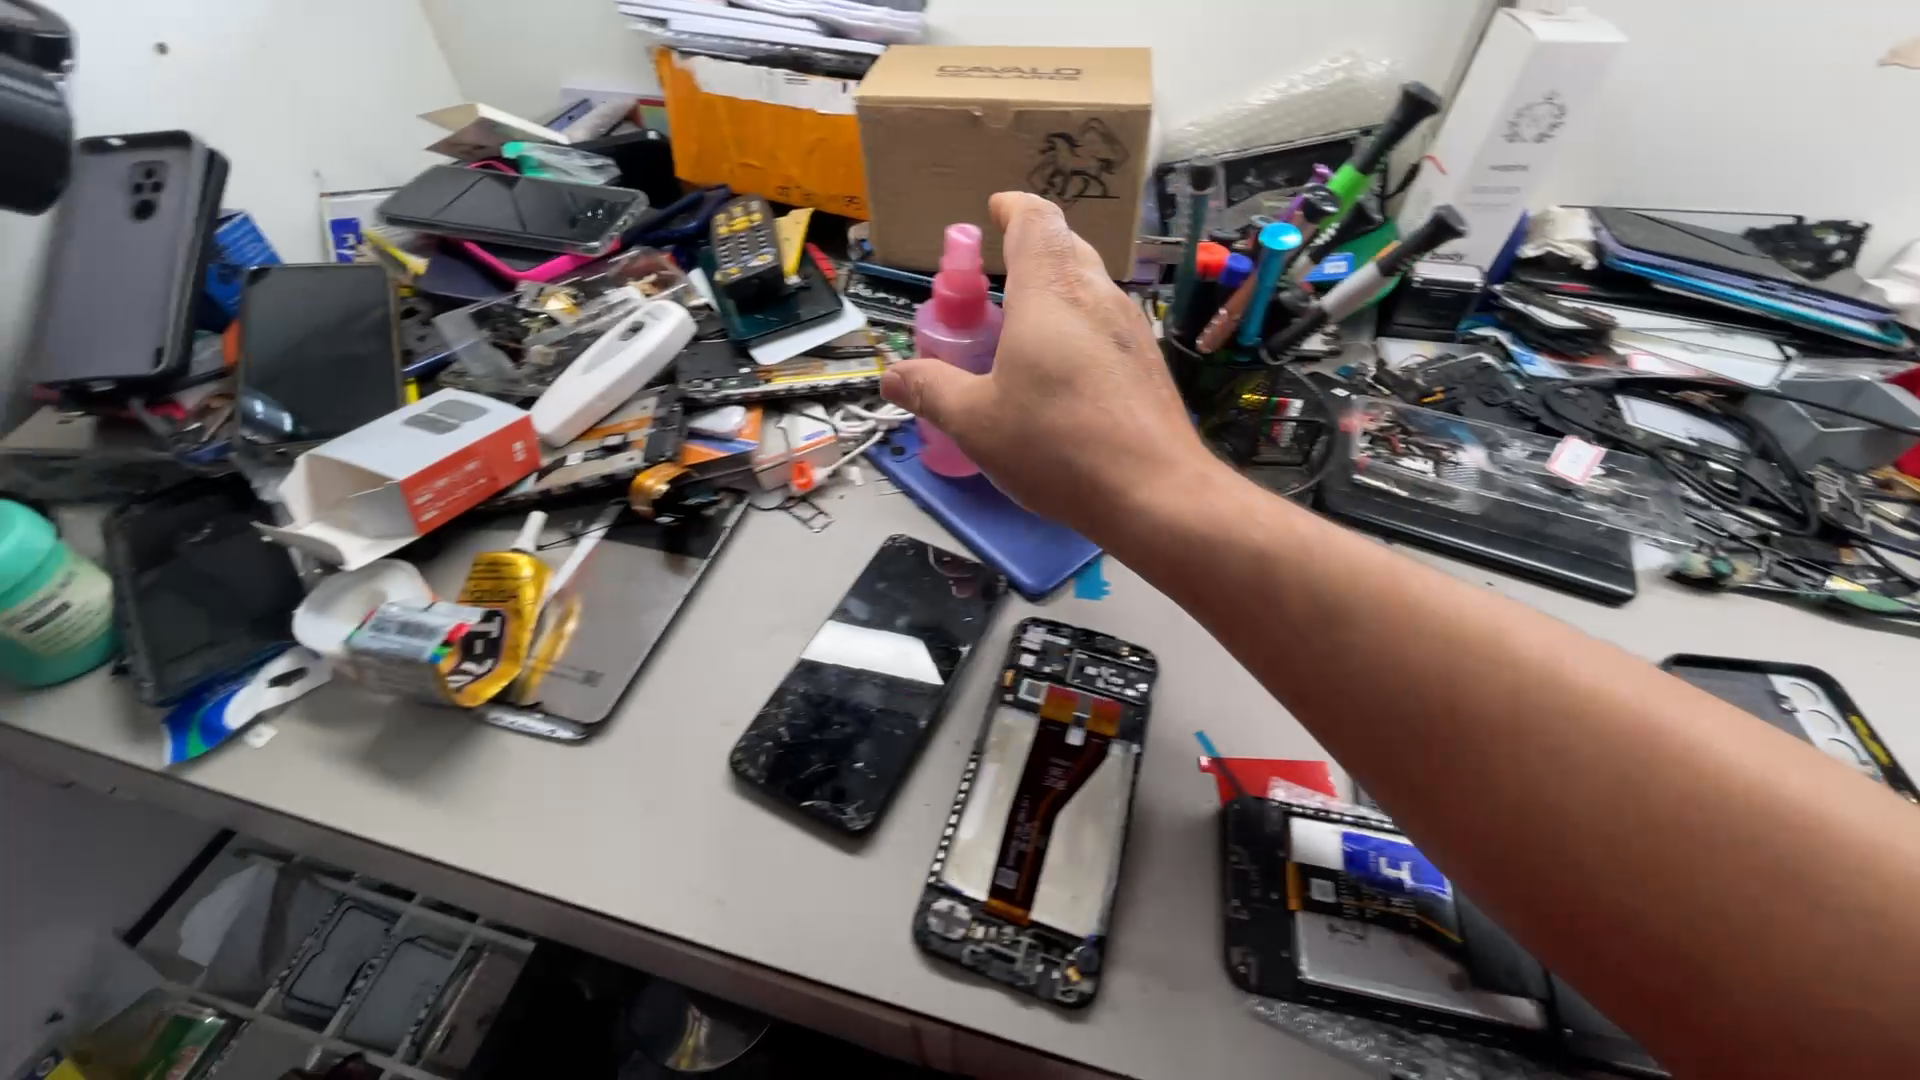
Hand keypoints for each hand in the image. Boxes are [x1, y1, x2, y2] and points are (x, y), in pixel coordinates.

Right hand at [880, 192, 1214, 535]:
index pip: (1035, 220)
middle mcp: (1097, 296)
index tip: (995, 210)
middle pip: (1066, 246)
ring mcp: (1131, 328)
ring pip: (1090, 285)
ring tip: (1023, 328)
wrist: (1154, 493)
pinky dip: (1077, 326)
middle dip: (1030, 249)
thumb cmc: (1056, 445)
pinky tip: (1062, 372)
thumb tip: (893, 377)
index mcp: (1050, 292)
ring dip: (1055, 290)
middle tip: (996, 281)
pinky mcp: (1147, 363)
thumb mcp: (976, 422)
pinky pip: (1106, 323)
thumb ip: (931, 390)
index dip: (1013, 208)